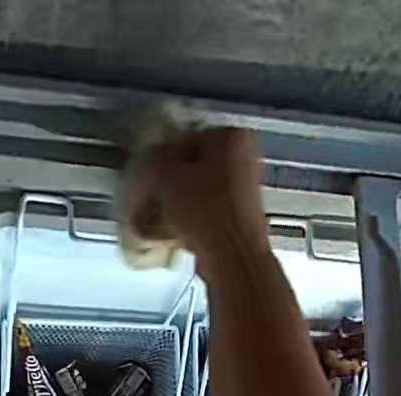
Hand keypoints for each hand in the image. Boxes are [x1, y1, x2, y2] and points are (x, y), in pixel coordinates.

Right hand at [134, 127, 269, 268]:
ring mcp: (248, 186)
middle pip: (198, 165)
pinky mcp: (245, 214)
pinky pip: (214, 209)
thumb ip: (158, 163)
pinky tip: (185, 231)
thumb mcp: (168, 180)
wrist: (233, 254)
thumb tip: (157, 161)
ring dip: (185, 202)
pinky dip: (198, 217)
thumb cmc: (203, 211)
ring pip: (205, 188)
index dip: (164, 161)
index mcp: (230, 136)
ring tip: (168, 219)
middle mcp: (246, 155)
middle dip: (175, 182)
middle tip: (157, 200)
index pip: (186, 140)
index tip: (151, 180)